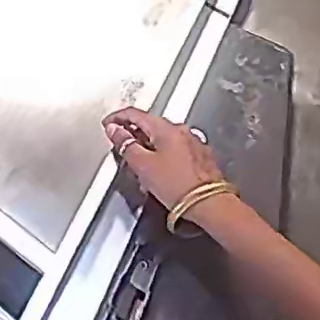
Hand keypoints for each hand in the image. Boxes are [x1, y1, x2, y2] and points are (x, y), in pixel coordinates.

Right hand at [103, 107, 232, 223]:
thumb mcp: (143, 165)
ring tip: (139, 160)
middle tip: (120, 143)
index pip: (135, 114)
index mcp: (165, 128)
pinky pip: (176, 148)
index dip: (118, 117)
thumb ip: (126, 145)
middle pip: (150, 124)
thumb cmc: (176, 185)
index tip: (108, 124)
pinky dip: (163, 153)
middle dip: (133, 132)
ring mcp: (193, 142)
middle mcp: (181, 130)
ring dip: (149, 144)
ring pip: (164, 137)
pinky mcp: (201, 156)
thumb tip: (114, 130)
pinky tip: (160, 168)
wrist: (211, 205)